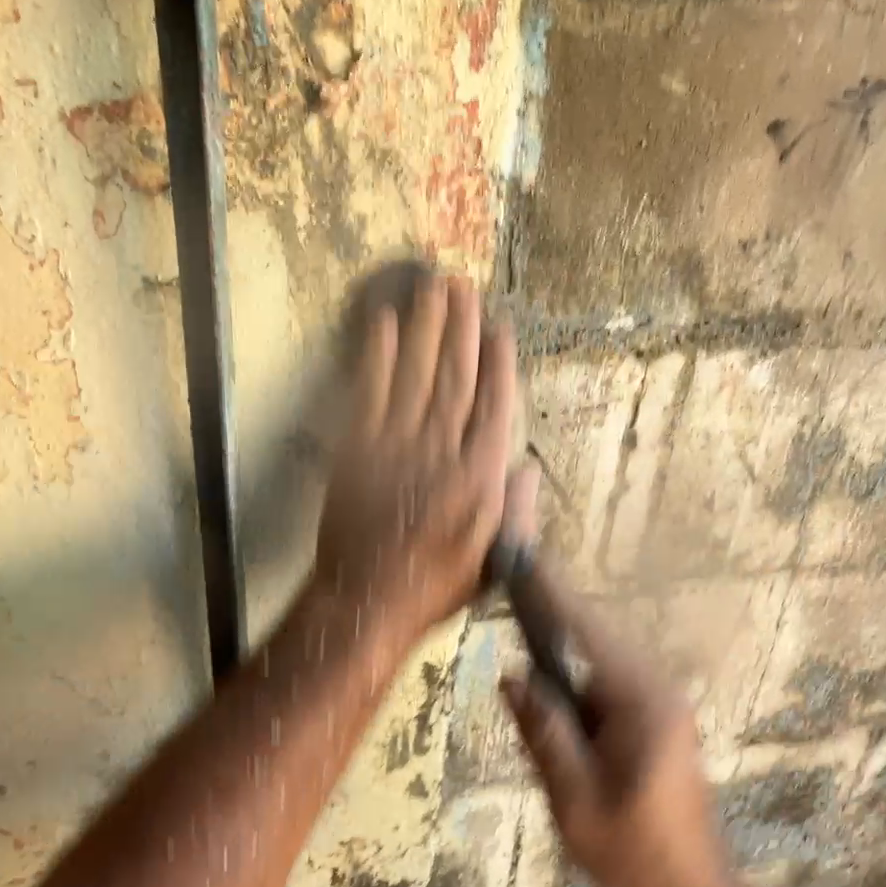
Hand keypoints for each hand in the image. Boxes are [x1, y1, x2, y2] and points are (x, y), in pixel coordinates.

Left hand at [315, 271, 518, 642]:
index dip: (498, 362)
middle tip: (464, 286)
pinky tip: (384, 321)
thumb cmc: (433, 587)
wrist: (365, 600)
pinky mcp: (358, 448)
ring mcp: (397, 446)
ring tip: (432, 286)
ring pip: (417, 374)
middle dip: (462, 328)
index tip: (500, 326)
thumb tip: (527, 468)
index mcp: (480, 479)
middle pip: (457, 377)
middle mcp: (443, 452)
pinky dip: (378, 353)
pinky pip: (370, 390)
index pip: (494, 406)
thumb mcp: (494, 563)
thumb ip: (515, 513)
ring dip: (426, 326)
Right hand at [499, 562, 732, 886]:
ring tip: (523, 616)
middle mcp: (657, 689)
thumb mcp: (575, 798)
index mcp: (641, 703)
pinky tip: (551, 673)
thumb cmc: (632, 850)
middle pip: (596, 635)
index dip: (552, 594)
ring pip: (602, 656)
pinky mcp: (657, 717)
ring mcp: (661, 702)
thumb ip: (544, 732)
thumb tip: (513, 676)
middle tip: (511, 582)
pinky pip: (609, 678)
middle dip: (553, 611)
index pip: (587, 632)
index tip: (524, 556)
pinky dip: (577, 669)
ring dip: (564, 641)